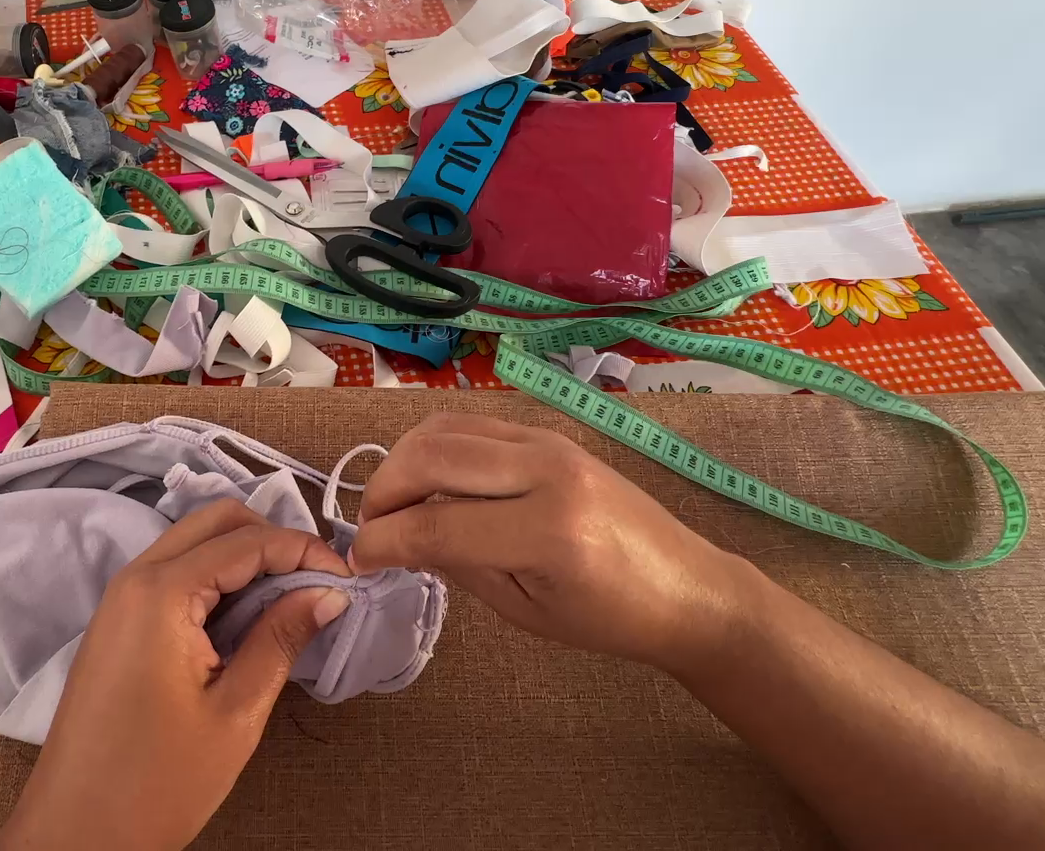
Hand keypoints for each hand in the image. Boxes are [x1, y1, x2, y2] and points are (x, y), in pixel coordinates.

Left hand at [0, 500, 352, 850]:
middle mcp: (136, 576)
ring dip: (245, 554)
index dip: (304, 550)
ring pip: (195, 540)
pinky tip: (248, 612)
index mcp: (162, 592)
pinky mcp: (119, 619)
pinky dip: (218, 575)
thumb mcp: (234, 713)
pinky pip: (177, 570)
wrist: (72, 839)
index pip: (247, 541)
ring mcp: (122, 595)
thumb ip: (281, 638)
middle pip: (216, 520)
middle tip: (316, 580)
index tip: (347, 577)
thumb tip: (329, 593)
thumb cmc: (156, 784)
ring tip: (291, 595)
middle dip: (273, 537)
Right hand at [349, 412, 759, 672]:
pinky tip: (428, 480)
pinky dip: (433, 448)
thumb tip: (398, 539)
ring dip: (402, 462)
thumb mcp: (525, 611)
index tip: (357, 560)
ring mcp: (547, 441)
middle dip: (383, 490)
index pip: (437, 524)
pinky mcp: (546, 431)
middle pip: (431, 457)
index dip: (383, 541)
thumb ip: (457, 564)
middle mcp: (546, 470)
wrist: (686, 584)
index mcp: (548, 532)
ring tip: (394, 503)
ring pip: (444, 429)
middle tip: (370, 528)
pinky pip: (470, 425)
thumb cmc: (610, 619)